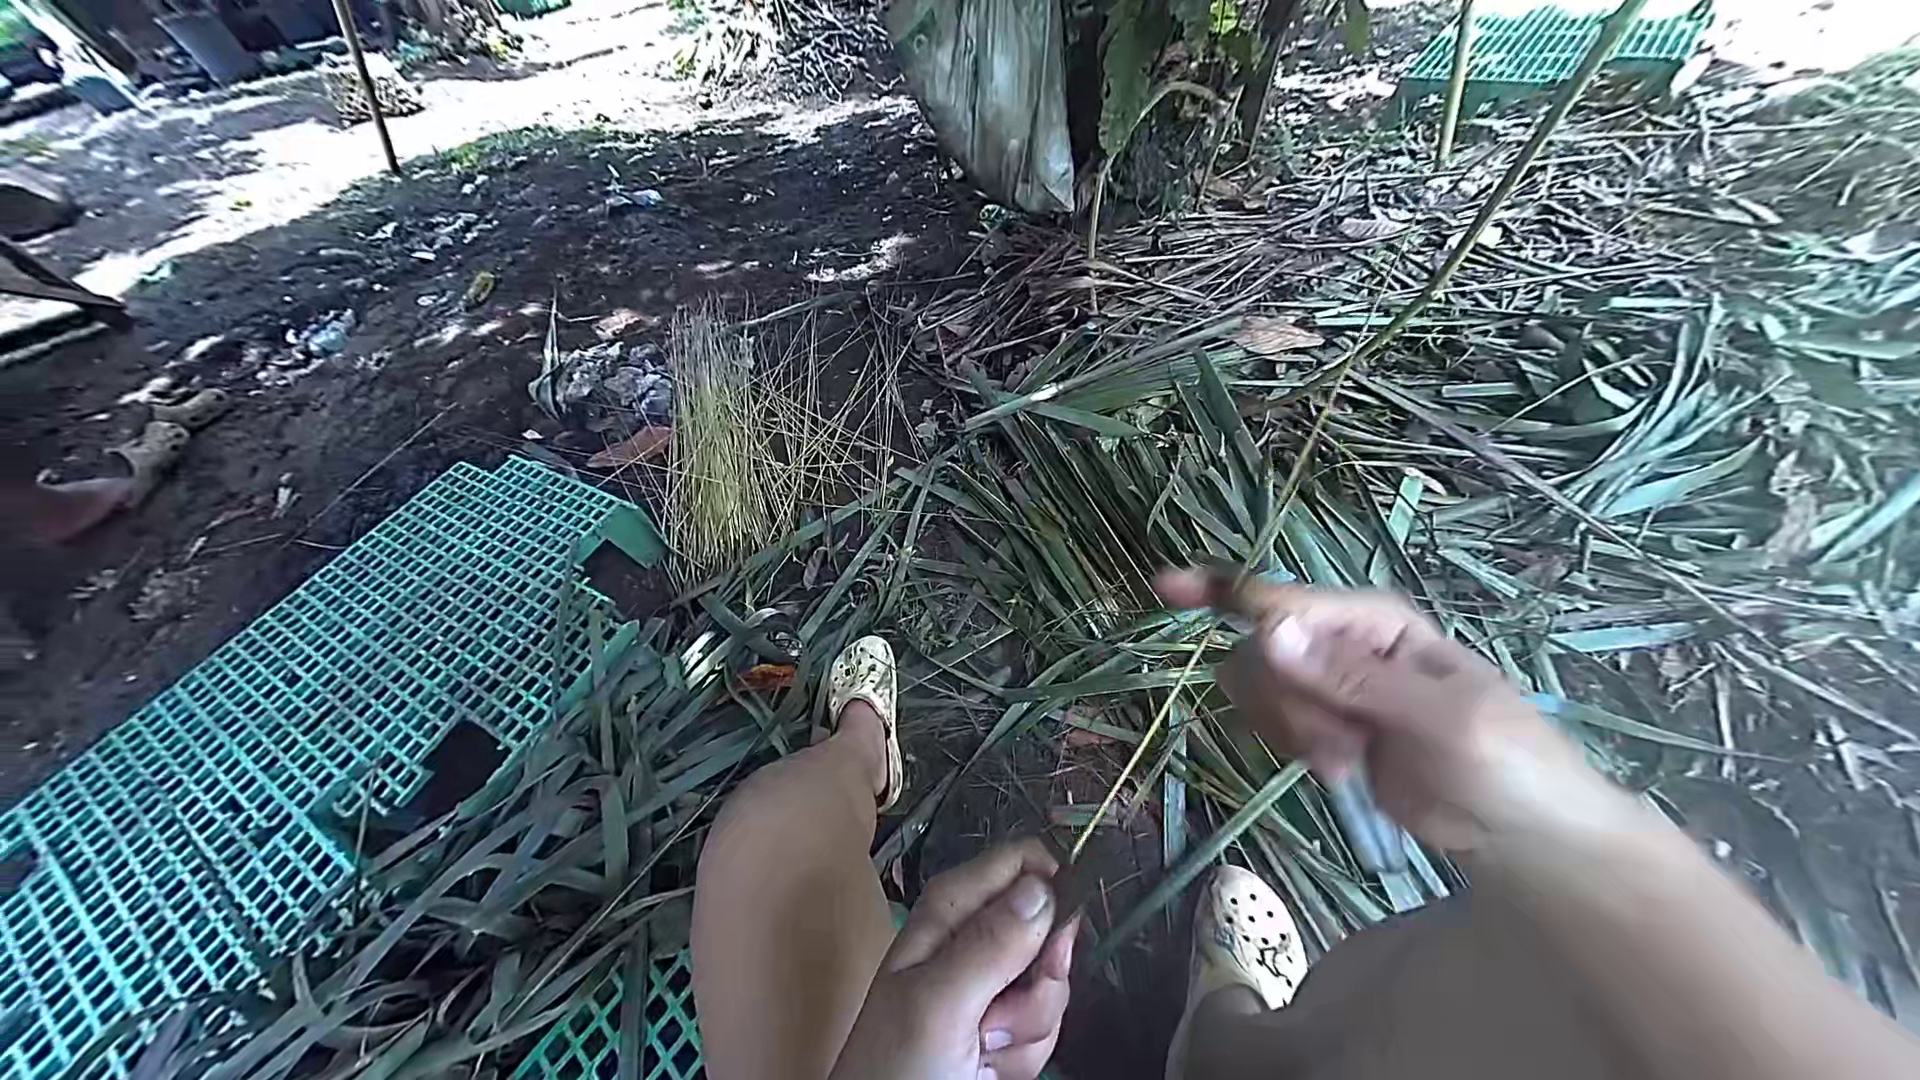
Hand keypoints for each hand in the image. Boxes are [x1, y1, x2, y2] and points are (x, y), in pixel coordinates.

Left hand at [830, 839, 1078, 1079]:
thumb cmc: (898, 1068)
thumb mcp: (936, 1004)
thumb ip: (990, 944)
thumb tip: (1043, 885)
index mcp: (953, 903)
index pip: (1022, 860)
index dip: (1051, 893)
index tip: (1054, 945)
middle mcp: (974, 930)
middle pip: (1048, 925)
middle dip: (1039, 980)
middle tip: (999, 1017)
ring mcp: (991, 977)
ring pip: (1050, 979)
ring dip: (1029, 1025)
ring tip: (983, 1049)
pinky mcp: (1004, 1018)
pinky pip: (1046, 1020)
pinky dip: (1025, 1053)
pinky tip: (988, 1065)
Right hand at [1155, 568, 1632, 854]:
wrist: (1514, 836)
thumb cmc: (1502, 766)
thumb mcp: (1440, 720)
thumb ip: (1350, 676)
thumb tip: (1266, 632)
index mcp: (1370, 620)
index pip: (1281, 601)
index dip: (1220, 591)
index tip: (1164, 587)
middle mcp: (1334, 639)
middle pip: (1256, 651)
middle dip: (1285, 701)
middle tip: (1340, 741)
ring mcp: (1318, 679)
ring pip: (1252, 686)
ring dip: (1289, 727)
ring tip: (1347, 755)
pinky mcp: (1308, 716)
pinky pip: (1262, 718)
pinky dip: (1290, 745)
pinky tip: (1338, 764)